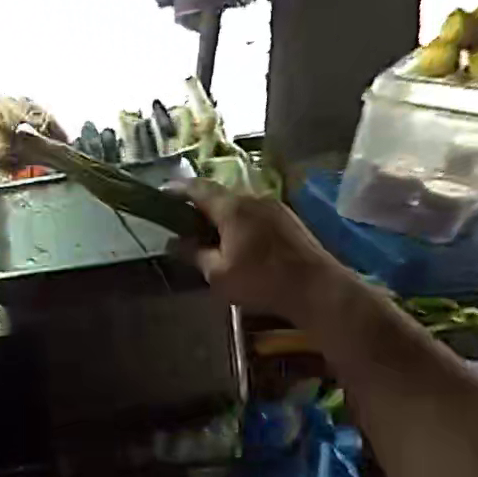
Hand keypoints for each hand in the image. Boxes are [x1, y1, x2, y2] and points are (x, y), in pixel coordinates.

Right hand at [170, 179, 349, 319]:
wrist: (314, 287)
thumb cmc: (260, 281)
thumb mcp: (218, 274)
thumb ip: (194, 254)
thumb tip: (172, 243)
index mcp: (232, 208)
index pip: (199, 189)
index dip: (179, 189)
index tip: (162, 192)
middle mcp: (254, 199)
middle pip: (220, 195)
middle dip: (199, 205)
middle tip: (182, 219)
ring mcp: (274, 207)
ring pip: (239, 204)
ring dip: (220, 215)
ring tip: (207, 232)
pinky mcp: (287, 220)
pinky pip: (254, 214)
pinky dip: (238, 221)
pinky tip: (234, 240)